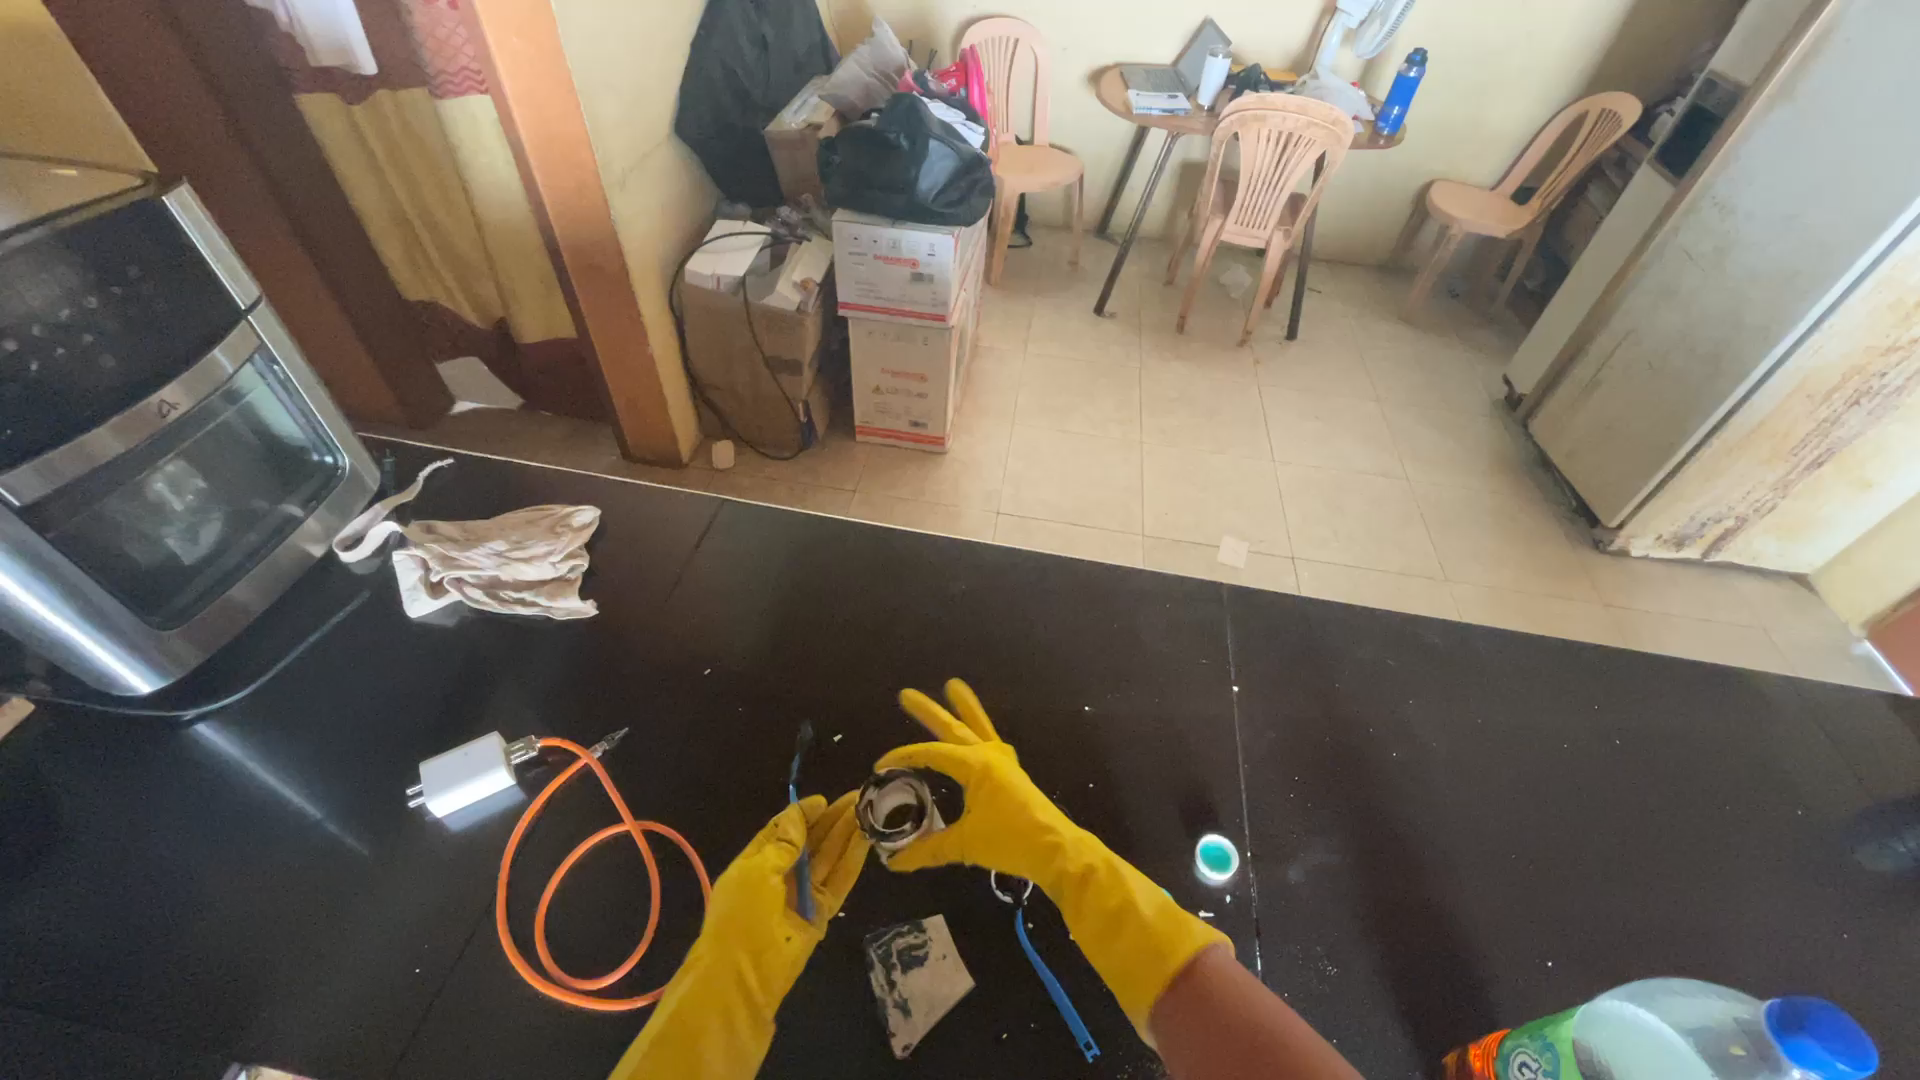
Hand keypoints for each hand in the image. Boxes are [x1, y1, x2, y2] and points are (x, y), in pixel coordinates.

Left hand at [606, 793, 867, 1079]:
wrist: (743, 977)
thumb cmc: (741, 916)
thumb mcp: (757, 869)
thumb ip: (784, 842)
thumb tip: (800, 813)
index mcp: (755, 863)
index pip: (781, 831)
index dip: (801, 815)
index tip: (823, 800)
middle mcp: (779, 876)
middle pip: (809, 842)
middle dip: (830, 820)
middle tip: (856, 798)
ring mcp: (801, 895)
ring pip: (827, 858)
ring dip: (845, 834)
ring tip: (867, 810)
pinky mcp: (821, 913)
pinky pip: (839, 882)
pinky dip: (852, 860)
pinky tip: (866, 839)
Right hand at [877, 680, 1228, 1039]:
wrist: (1056, 850)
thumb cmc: (1011, 842)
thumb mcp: (965, 846)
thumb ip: (928, 850)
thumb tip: (894, 862)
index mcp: (975, 766)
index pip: (931, 754)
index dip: (904, 758)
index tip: (881, 766)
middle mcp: (989, 756)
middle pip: (953, 728)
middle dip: (930, 711)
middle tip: (906, 693)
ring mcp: (1003, 762)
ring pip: (977, 727)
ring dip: (963, 708)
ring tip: (954, 685)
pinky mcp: (1012, 773)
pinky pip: (991, 742)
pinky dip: (980, 732)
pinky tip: (979, 733)